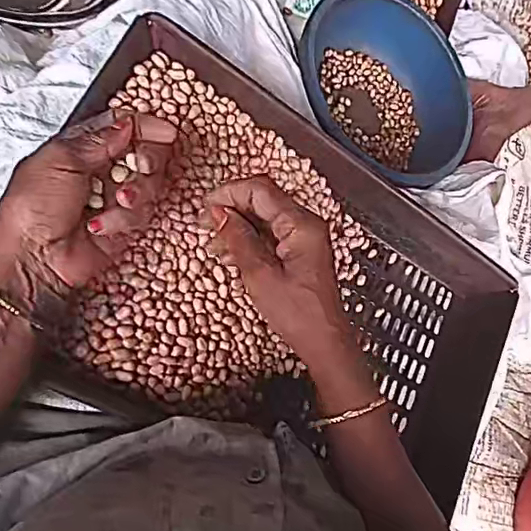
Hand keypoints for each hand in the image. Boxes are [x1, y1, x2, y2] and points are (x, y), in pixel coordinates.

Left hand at [0, 112, 177, 314]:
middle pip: (144, 156)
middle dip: (149, 160)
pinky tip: (100, 225)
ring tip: (118, 201)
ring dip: (137, 193)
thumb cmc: (32, 207)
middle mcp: (101, 173)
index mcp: (82, 149)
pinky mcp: (124, 226)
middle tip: (142, 165)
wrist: (33, 256)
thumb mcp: (61, 160)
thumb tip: (128, 125)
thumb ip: (98, 141)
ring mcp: (114, 200)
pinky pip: (142, 215)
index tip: (166, 131)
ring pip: (149, 186)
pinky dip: (124, 219)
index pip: (121, 129)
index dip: (146, 127)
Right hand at [201, 177, 369, 404]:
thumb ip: (239, 239)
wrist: (324, 340)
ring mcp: (306, 238)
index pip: (260, 190)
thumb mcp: (260, 276)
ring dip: (238, 225)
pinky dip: (251, 239)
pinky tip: (233, 253)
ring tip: (215, 244)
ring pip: (266, 217)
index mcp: (302, 225)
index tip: (206, 207)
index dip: (229, 193)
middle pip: (263, 199)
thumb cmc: (298, 315)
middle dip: (232, 208)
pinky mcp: (302, 252)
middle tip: (206, 224)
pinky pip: (272, 234)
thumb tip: (219, 213)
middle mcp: (307, 225)